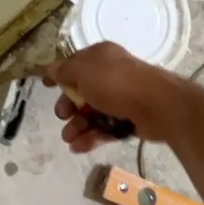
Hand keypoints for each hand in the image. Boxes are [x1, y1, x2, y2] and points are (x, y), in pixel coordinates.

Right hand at [48, 41, 193, 152]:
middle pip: (81, 91)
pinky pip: (105, 128)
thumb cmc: (115, 82)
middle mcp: (110, 75)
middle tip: (62, 115)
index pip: (74, 64)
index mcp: (100, 57)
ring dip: (77, 126)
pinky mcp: (128, 120)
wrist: (157, 105)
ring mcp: (120, 99)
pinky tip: (78, 147)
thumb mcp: (82, 70)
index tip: (47, 86)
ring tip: (69, 139)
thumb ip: (64, 71)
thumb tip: (51, 70)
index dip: (60, 75)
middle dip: (68, 106)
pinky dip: (91, 137)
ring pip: (92, 113)